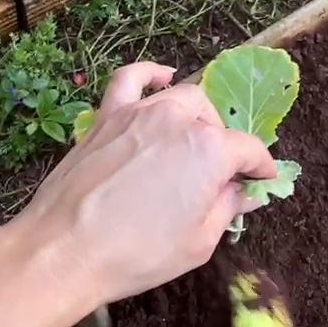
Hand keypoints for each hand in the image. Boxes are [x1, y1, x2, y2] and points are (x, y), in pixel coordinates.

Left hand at [11, 62, 276, 307]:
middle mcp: (177, 120)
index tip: (262, 179)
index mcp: (209, 151)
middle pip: (214, 121)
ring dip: (195, 116)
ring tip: (194, 139)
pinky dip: (150, 73)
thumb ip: (228, 208)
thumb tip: (245, 191)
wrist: (65, 250)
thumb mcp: (199, 243)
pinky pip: (130, 79)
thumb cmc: (137, 254)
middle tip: (218, 174)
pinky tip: (162, 78)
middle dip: (223, 144)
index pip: (248, 149)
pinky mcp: (107, 115)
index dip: (260, 166)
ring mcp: (139, 112)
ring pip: (180, 97)